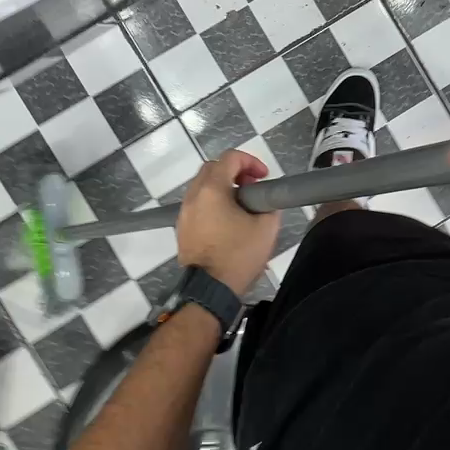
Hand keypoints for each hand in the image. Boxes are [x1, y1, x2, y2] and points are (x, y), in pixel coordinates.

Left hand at [175, 150, 279, 295]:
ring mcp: (184, 212)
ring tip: (240, 204)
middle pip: (212, 167)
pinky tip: (226, 219)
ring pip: (202, 185)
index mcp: (213, 190)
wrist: (209, 291)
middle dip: (234, 170)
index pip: (230, 158)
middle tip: (251, 186)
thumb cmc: (238, 255)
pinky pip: (196, 202)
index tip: (263, 177)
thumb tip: (264, 200)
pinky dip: (211, 201)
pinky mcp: (181, 227)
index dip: (251, 161)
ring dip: (222, 186)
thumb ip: (269, 204)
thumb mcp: (266, 227)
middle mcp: (194, 196)